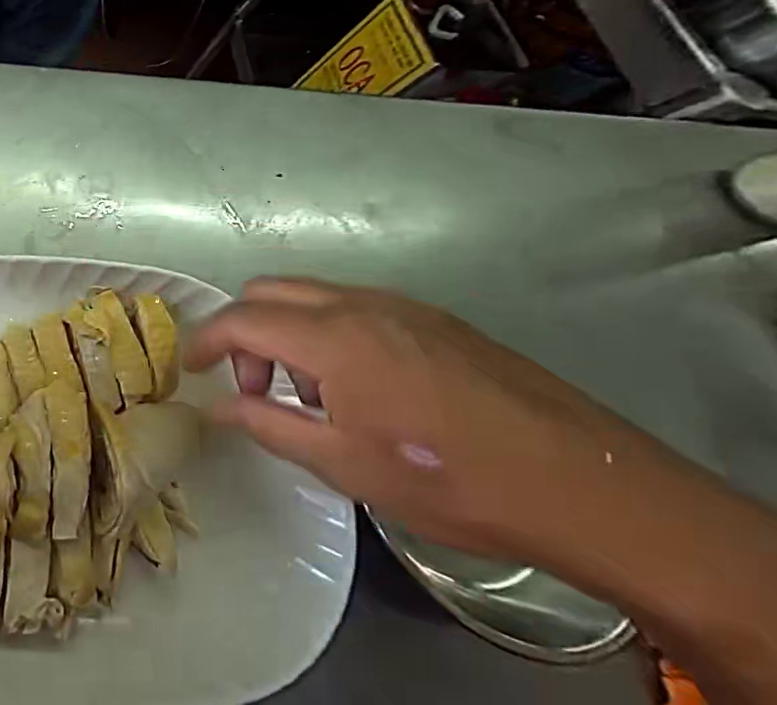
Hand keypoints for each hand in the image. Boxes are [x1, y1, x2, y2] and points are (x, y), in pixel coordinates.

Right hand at [185, 277, 707, 564]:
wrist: (586, 484)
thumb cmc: (450, 480)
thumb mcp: (344, 465)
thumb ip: (269, 425)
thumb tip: (220, 407)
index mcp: (333, 336)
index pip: (242, 318)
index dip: (206, 340)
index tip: (190, 369)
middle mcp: (362, 304)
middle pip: (271, 290)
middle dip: (246, 332)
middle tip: (256, 389)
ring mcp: (403, 306)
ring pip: (313, 295)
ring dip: (289, 331)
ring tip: (313, 397)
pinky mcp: (436, 318)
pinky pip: (356, 306)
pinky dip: (329, 331)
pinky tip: (362, 388)